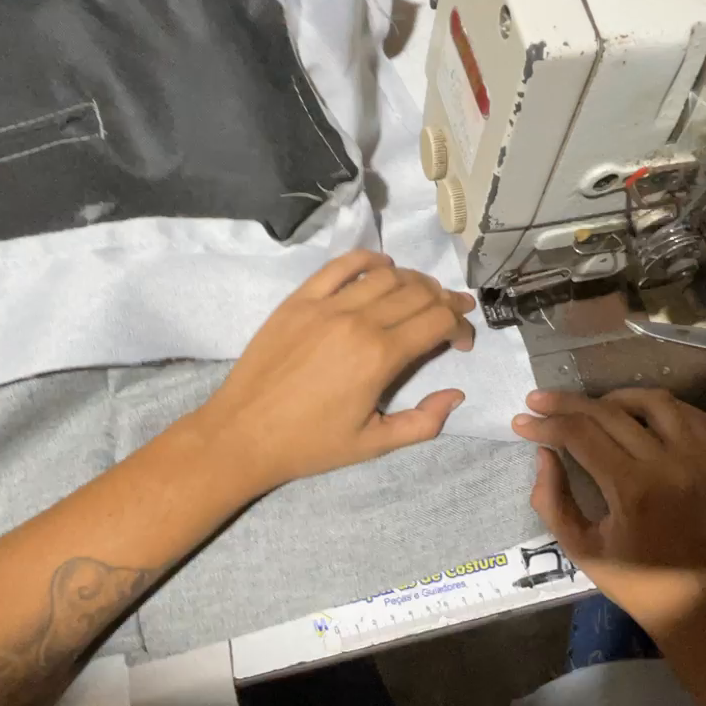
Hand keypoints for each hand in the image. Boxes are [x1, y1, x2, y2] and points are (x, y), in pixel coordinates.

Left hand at [194, 250, 475, 490]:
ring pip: (385, 276)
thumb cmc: (310, 445)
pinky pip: (340, 266)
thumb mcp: (373, 445)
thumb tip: (456, 395)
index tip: (462, 342)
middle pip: (418, 293)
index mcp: (380, 357)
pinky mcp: (298, 300)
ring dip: (414, 281)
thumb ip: (423, 422)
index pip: (437, 321)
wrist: (243, 435)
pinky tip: (382, 267)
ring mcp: (325, 305)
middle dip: (445, 301)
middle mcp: (357, 321)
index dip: (460, 327)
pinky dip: (367, 260)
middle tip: (453, 314)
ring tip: (424, 295)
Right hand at [512, 388, 705, 641]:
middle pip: (610, 412)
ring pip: (654, 402)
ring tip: (588, 407)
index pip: (581, 435)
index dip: (546, 423)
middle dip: (567, 404)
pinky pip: (689, 416)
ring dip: (613, 397)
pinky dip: (658, 407)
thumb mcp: (581, 550)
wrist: (705, 608)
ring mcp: (701, 459)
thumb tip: (544, 454)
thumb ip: (552, 500)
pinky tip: (635, 415)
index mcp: (634, 489)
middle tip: (539, 400)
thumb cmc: (638, 586)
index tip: (521, 421)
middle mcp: (670, 464)